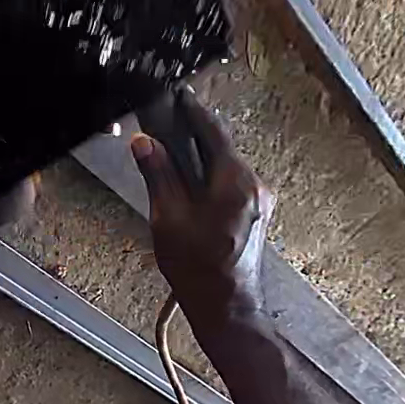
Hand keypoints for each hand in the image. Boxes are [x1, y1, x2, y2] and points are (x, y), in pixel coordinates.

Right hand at [131, 89, 275, 334]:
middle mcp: (254, 185)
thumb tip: (145, 144)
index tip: (177, 96)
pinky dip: (209, 180)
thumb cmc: (199, 269)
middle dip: (190, 139)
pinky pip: (230, 184)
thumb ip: (158, 174)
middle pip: (219, 148)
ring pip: (224, 167)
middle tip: (163, 133)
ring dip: (199, 162)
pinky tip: (189, 192)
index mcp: (235, 181)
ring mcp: (259, 199)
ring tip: (170, 168)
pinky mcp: (256, 212)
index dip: (191, 110)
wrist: (226, 307)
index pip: (212, 130)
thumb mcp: (168, 218)